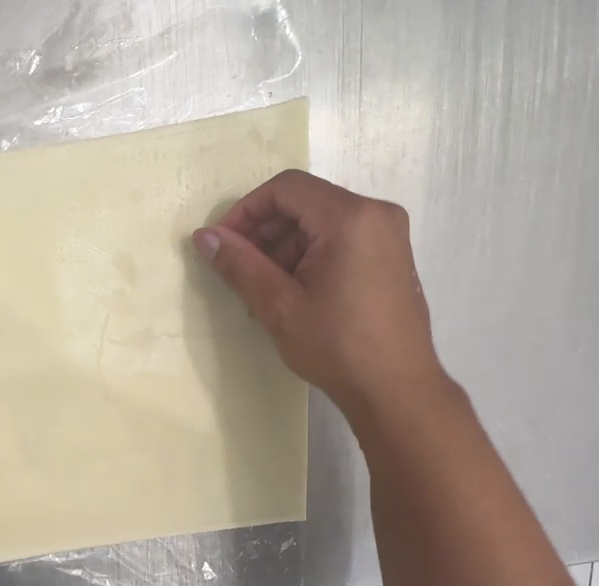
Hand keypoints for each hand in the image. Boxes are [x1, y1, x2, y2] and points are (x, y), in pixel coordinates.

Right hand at [193, 170, 448, 416]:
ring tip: (260, 292)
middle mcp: (374, 214)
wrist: (393, 384)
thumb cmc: (335, 344)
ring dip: (281, 249)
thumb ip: (239, 265)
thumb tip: (204, 237)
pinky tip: (289, 295)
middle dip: (263, 232)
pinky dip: (305, 258)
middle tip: (236, 272)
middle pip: (303, 203)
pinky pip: (337, 240)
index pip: (286, 189)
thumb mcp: (278, 305)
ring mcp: (386, 234)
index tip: (221, 245)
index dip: (245, 211)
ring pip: (318, 223)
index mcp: (350, 218)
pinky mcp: (387, 255)